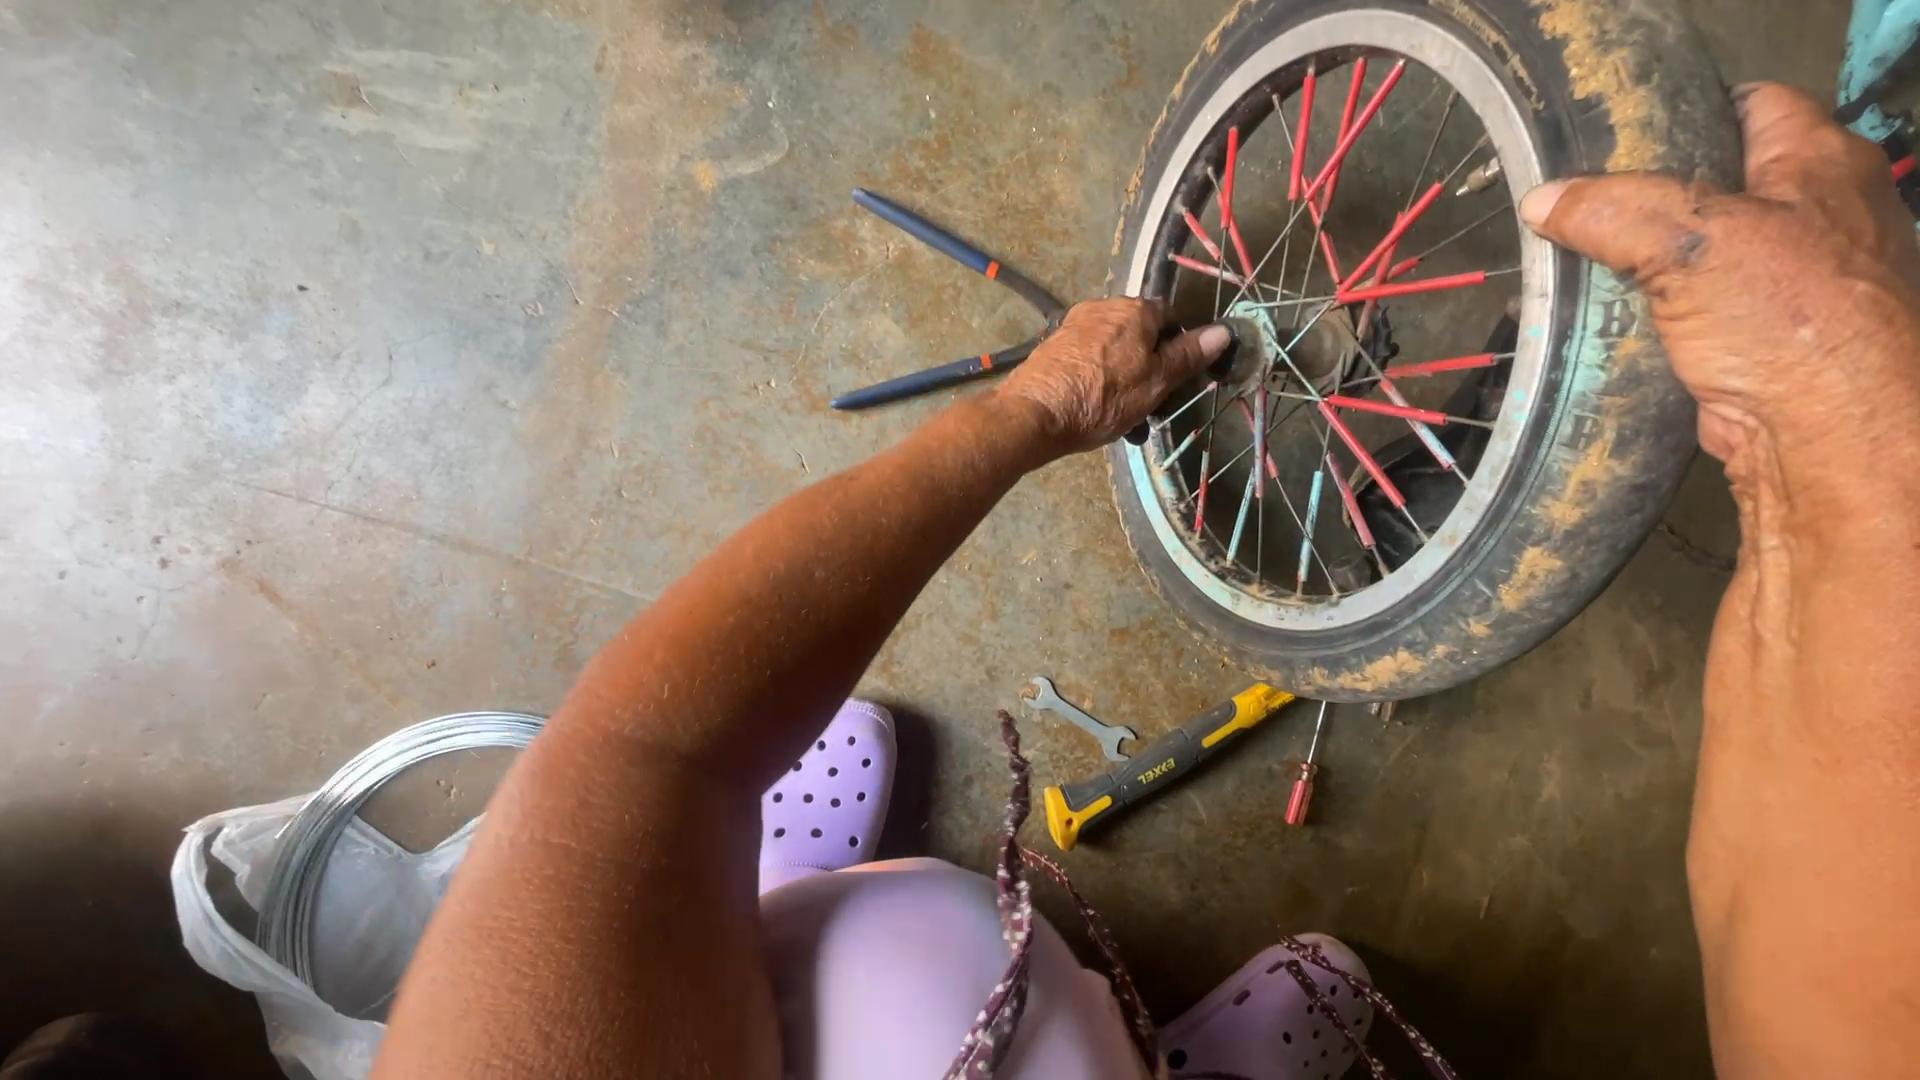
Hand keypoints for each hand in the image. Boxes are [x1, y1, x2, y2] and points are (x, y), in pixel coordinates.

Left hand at [996, 297, 1231, 453]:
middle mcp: (1103, 307)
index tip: (1174, 380)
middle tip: (1147, 406)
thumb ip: (1187, 356)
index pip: (1170, 318)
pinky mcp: (1052, 347)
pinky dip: (1095, 382)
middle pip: (1138, 335)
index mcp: (1135, 309)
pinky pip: (1086, 361)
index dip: (1177, 349)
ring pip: (1112, 352)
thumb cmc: (1103, 398)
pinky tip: (1091, 410)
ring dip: (1121, 380)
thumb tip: (1224, 331)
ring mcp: (1073, 326)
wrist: (1035, 415)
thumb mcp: (1156, 382)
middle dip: (1146, 368)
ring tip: (1120, 417)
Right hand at [1519, 83, 1919, 468]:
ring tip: (1564, 259)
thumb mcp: (1693, 241)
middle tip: (1569, 205)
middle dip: (1639, 194)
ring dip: (1629, 257)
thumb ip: (1614, 212)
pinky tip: (1591, 312)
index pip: (1753, 107)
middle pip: (1708, 183)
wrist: (1817, 424)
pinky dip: (1635, 305)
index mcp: (1817, 165)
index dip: (1684, 110)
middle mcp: (1807, 213)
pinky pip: (1678, 303)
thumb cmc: (1782, 315)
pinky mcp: (1741, 332)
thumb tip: (1539, 200)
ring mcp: (1776, 277)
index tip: (1613, 133)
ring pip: (1687, 249)